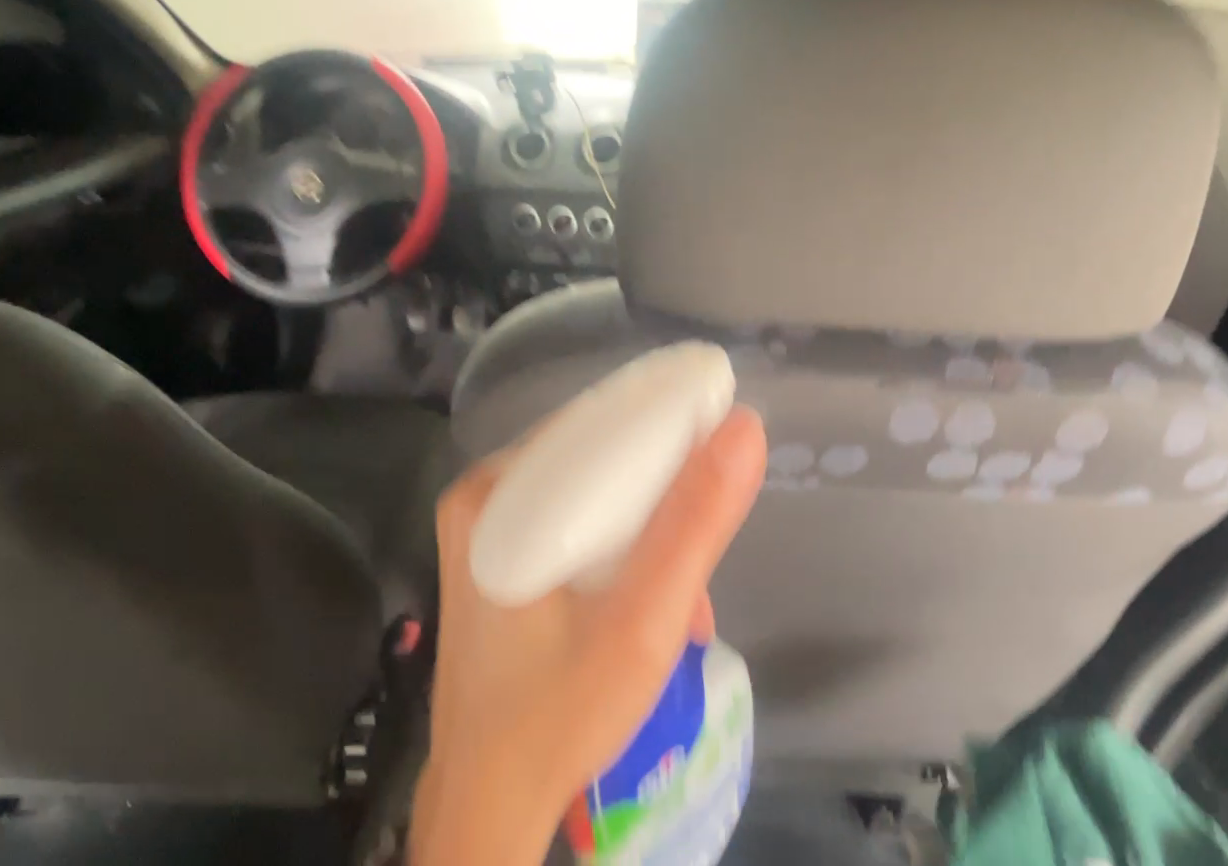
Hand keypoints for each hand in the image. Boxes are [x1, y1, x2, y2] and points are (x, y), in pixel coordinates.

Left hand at [408, 406, 766, 865]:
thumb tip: (744, 429)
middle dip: (661, 507)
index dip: (668, 433)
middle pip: (595, 465)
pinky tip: (651, 610)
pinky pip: (573, 534)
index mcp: (497, 491)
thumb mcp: (641, 619)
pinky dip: (618, 562)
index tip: (720, 460)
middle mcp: (483, 500)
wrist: (488, 803)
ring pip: (589, 503)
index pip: (597, 424)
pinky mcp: (497, 570)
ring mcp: (485, 537)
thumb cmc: (559, 712)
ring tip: (688, 603)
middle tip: (702, 558)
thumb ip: (694, 524)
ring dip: (647, 542)